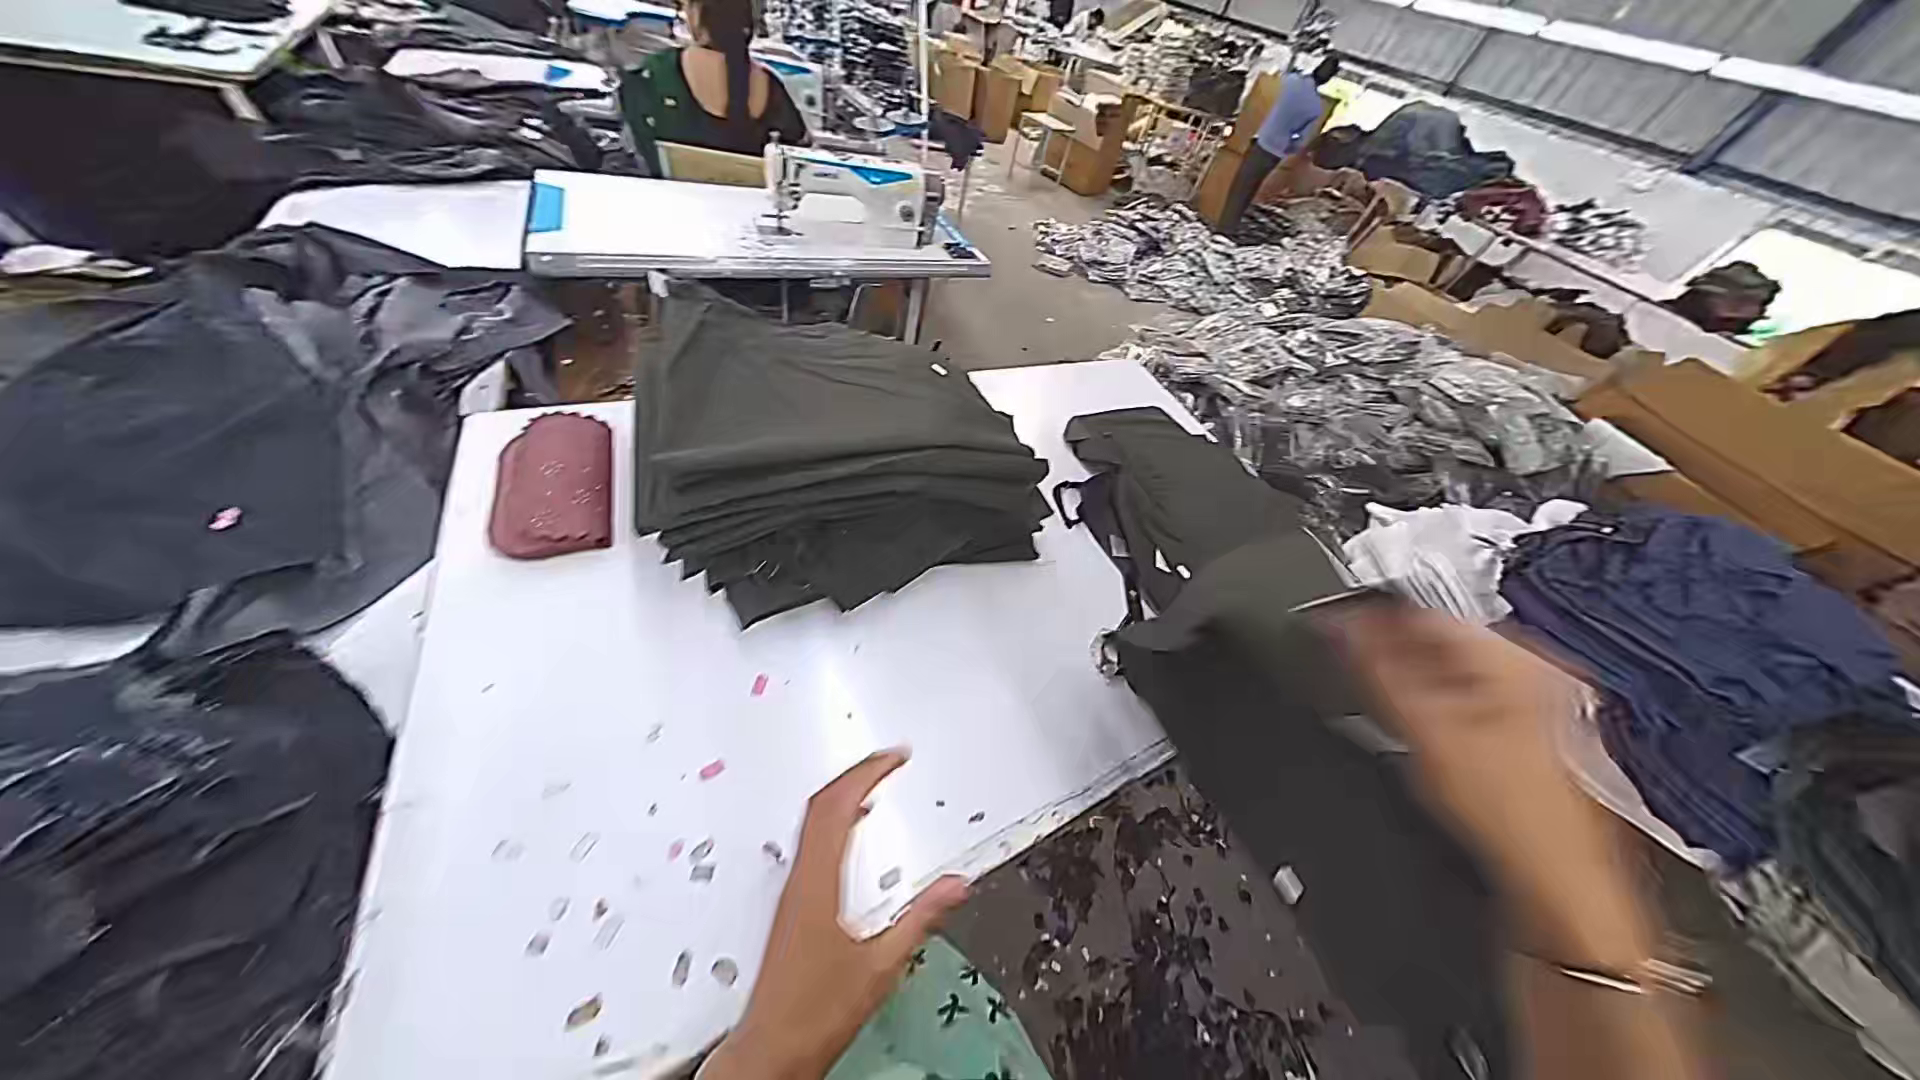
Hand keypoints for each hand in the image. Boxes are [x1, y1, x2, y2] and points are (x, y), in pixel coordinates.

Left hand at [701, 751, 969, 1079]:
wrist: (770, 1051)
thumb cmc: (816, 1011)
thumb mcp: (882, 964)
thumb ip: (921, 918)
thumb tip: (957, 884)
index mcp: (819, 880)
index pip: (838, 804)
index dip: (867, 771)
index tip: (895, 755)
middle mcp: (800, 876)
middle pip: (821, 802)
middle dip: (857, 771)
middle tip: (888, 757)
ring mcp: (793, 886)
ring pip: (813, 818)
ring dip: (844, 790)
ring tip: (875, 778)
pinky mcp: (793, 900)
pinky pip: (812, 838)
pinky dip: (836, 815)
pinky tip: (854, 825)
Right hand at [1329, 604, 1652, 968]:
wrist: (1553, 878)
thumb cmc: (1507, 812)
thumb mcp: (1422, 729)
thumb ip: (1376, 668)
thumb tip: (1340, 626)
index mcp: (1519, 661)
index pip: (1427, 612)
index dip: (1373, 617)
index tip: (1334, 625)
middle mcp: (1536, 671)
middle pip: (1440, 637)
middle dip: (1391, 649)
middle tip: (1354, 664)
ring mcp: (1537, 697)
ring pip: (1450, 664)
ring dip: (1409, 673)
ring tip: (1384, 697)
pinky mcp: (1528, 721)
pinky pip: (1465, 689)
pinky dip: (1433, 695)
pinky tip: (1417, 719)